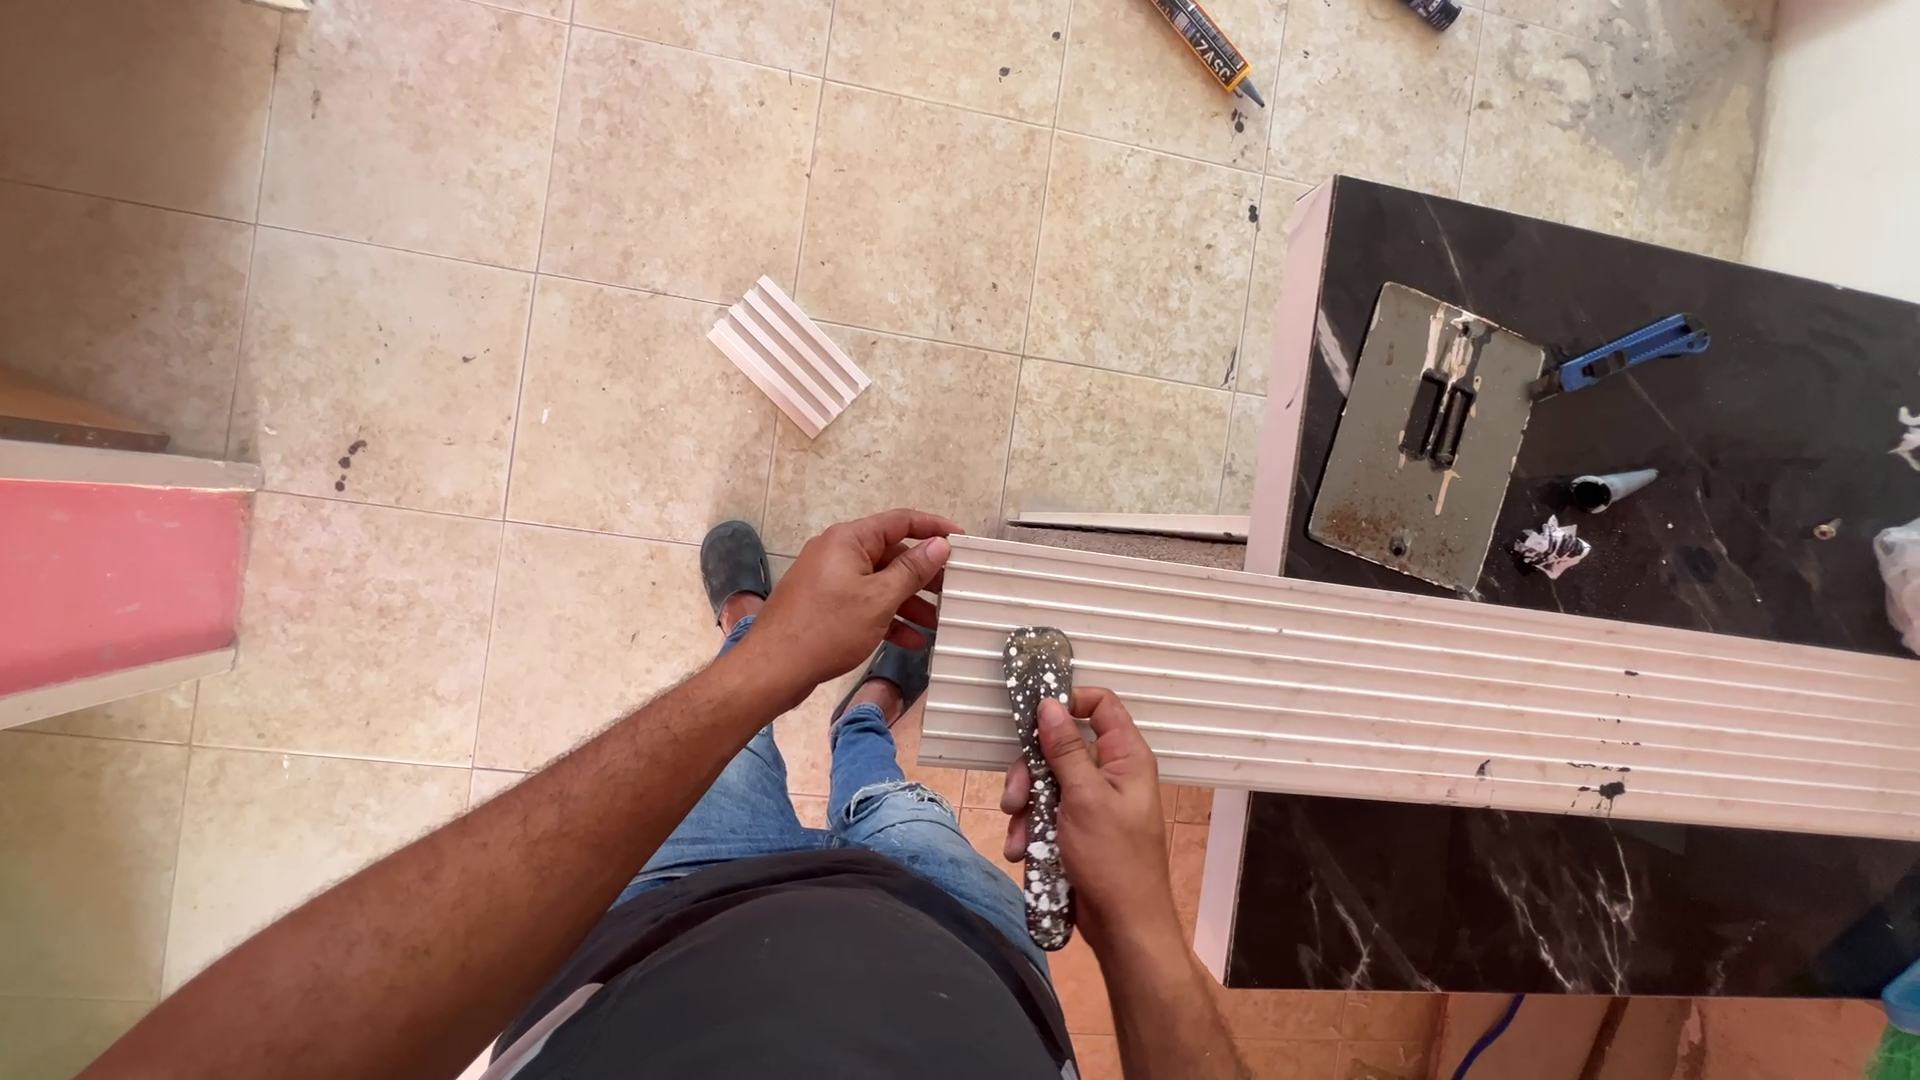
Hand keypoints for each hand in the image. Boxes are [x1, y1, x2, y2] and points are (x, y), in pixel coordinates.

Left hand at [743, 509, 958, 692]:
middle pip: (891, 554)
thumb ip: (912, 571)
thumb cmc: (827, 628)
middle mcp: (838, 553)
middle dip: (923, 575)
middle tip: (952, 590)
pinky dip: (886, 617)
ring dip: (908, 601)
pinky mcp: (824, 605)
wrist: (773, 668)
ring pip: (879, 582)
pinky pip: (863, 602)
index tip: (961, 540)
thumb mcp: (879, 599)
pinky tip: (910, 640)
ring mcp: (829, 579)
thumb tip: (940, 544)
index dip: (934, 527)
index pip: (901, 521)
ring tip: (936, 623)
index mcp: (849, 540)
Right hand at [1001, 687, 1178, 952]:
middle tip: (1015, 798)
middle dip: (1031, 772)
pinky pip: (1046, 811)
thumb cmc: (1113, 859)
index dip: (1070, 702)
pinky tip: (1024, 851)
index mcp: (1125, 757)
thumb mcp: (1084, 799)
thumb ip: (1064, 749)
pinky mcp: (1076, 826)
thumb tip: (1049, 703)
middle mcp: (1110, 772)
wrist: (1123, 928)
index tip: (1036, 715)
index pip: (1101, 705)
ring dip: (1027, 807)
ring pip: (1046, 781)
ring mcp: (1092, 800)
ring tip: (1020, 837)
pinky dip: (1032, 828)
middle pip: (1060, 746)